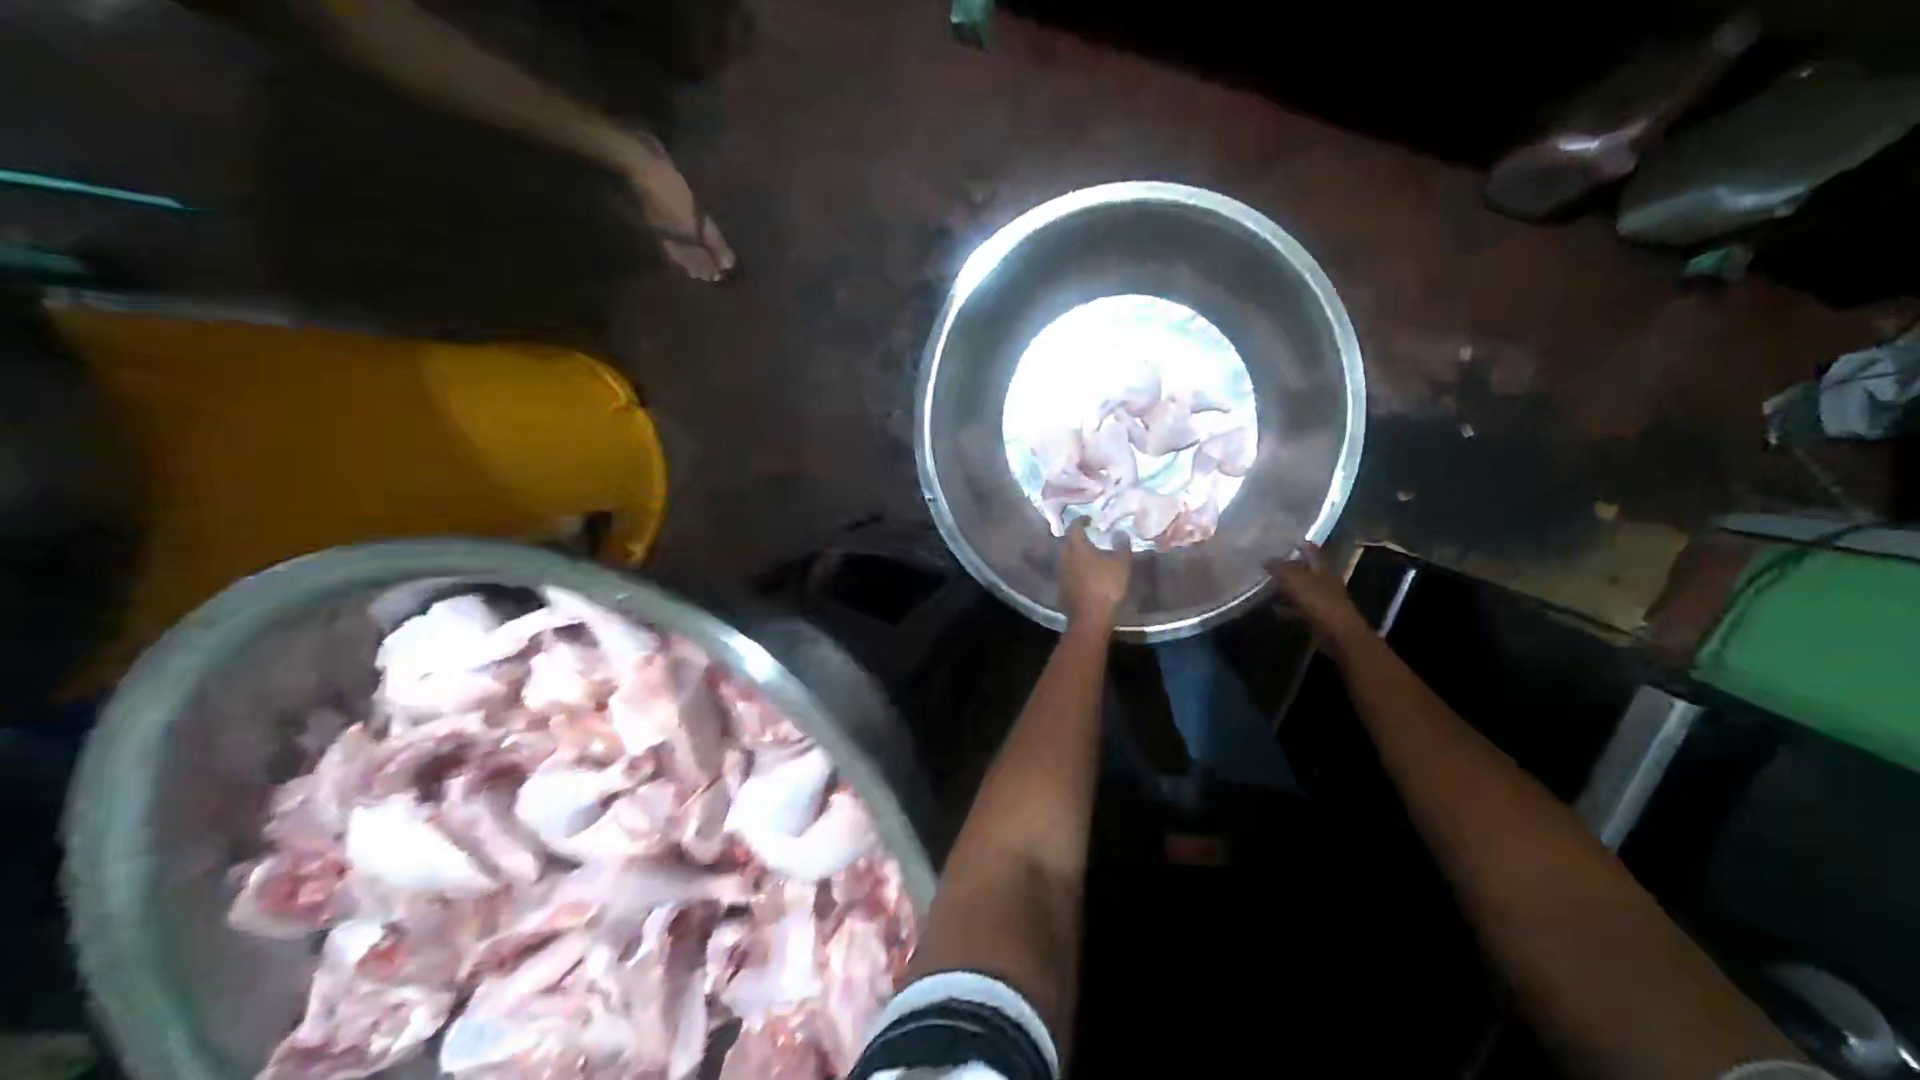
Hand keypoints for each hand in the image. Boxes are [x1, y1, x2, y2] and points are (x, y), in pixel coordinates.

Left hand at [1059, 520, 1131, 628]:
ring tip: (1090, 556)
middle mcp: (1064, 558)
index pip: (1074, 527)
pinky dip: (1076, 570)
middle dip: (1078, 538)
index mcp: (1077, 547)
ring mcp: (1061, 575)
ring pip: (1067, 558)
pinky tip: (1085, 575)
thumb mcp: (1121, 563)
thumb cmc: (1107, 585)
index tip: (1089, 519)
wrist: (1091, 617)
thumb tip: (1120, 532)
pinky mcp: (1061, 589)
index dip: (1081, 520)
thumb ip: (1121, 545)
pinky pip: (1068, 573)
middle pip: (1068, 542)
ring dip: (1076, 555)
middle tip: (1090, 536)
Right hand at [1264, 543, 1369, 647]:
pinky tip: (1275, 609)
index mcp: (1321, 569)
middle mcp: (1324, 581)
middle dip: (1291, 566)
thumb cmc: (1318, 601)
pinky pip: (1299, 607)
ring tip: (1268, 586)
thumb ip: (1280, 568)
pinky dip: (1288, 607)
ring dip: (1288, 588)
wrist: (1338, 633)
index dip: (1302, 545)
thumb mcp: (1295, 580)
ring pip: (1302, 589)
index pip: (1312, 551)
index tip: (1289, 541)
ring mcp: (1322, 599)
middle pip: (1306, 570)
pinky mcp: (1318, 616)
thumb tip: (1266, 560)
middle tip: (1271, 564)